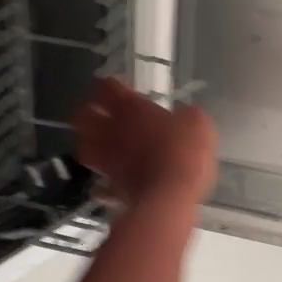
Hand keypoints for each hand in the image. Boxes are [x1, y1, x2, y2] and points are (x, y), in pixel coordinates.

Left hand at [73, 78, 217, 206]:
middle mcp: (111, 130)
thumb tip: (186, 117)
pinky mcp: (111, 186)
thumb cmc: (184, 152)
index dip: (110, 85)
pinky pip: (100, 181)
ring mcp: (107, 159)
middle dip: (89, 112)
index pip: (107, 87)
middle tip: (102, 114)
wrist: (170, 196)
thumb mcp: (198, 125)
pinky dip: (102, 181)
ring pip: (84, 146)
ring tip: (101, 145)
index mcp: (130, 108)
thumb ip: (188, 117)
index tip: (119, 88)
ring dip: (89, 143)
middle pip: (84, 115)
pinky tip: (110, 181)